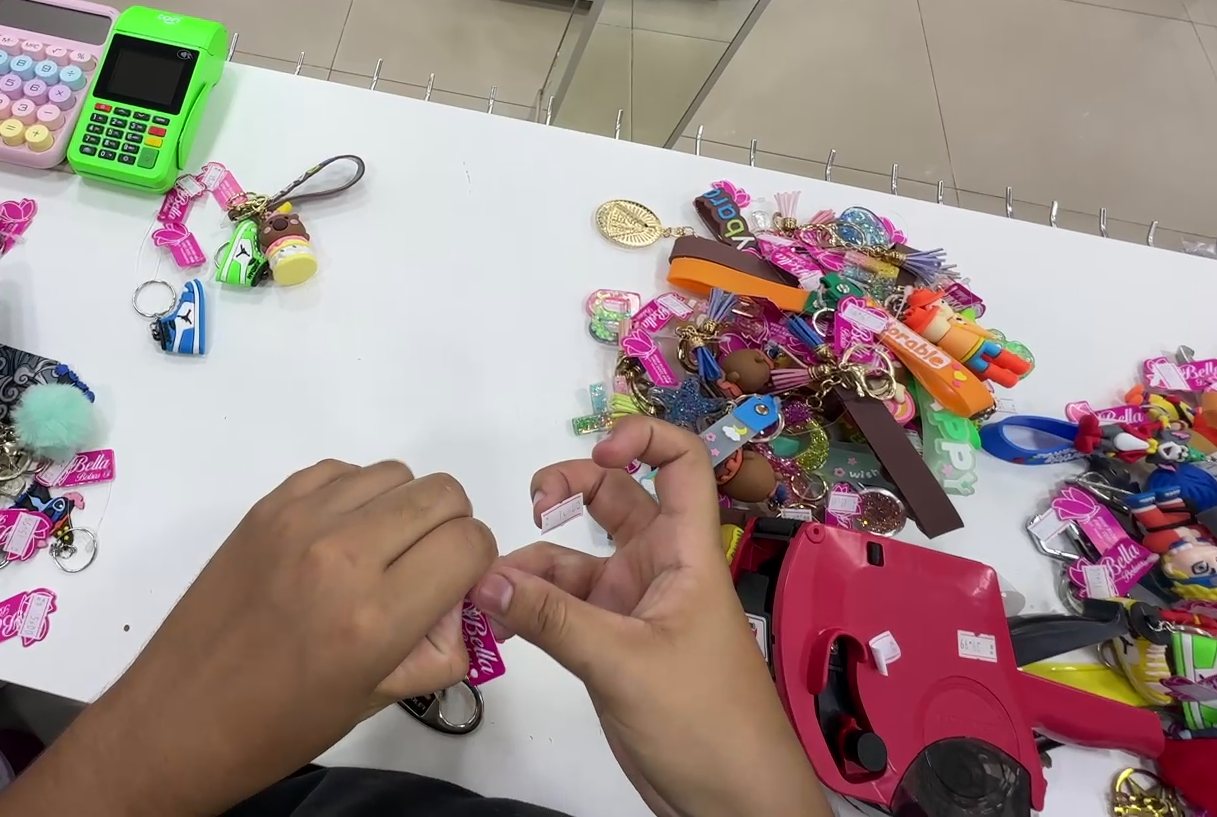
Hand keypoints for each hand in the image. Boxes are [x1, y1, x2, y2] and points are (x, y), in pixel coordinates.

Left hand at [0, 460, 495, 816]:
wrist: (182, 713)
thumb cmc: (283, 722)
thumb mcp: (378, 698)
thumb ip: (440, 643)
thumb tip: (466, 596)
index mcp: (376, 614)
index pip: (469, 542)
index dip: (475, 561)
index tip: (454, 583)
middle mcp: (342, 551)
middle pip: (441, 492)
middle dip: (449, 527)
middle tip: (422, 565)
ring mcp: (300, 517)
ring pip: (394, 472)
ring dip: (402, 506)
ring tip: (375, 549)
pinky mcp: (269, 503)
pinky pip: (341, 469)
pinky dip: (354, 494)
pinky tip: (335, 534)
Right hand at [469, 416, 827, 816]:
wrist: (732, 811)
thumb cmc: (705, 721)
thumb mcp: (625, 663)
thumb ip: (551, 619)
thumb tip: (483, 579)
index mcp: (684, 550)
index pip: (682, 463)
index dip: (644, 436)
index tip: (598, 449)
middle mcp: (655, 562)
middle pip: (612, 495)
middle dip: (567, 487)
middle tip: (534, 504)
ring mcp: (629, 599)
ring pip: (572, 553)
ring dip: (531, 563)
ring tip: (491, 590)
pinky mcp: (607, 636)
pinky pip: (558, 602)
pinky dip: (527, 605)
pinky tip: (497, 621)